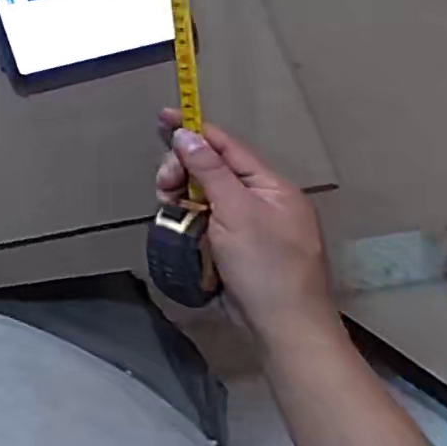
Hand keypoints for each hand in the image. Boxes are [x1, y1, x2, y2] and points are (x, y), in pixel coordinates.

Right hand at [156, 109, 335, 341]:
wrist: (283, 329)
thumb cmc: (265, 267)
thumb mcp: (235, 212)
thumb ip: (209, 170)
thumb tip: (185, 133)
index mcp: (273, 188)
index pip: (227, 146)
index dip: (195, 130)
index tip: (163, 116)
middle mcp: (262, 199)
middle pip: (210, 166)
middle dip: (182, 168)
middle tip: (164, 185)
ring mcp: (249, 221)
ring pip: (202, 189)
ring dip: (180, 191)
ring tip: (169, 205)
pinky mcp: (234, 240)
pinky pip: (203, 212)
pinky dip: (187, 211)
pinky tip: (178, 219)